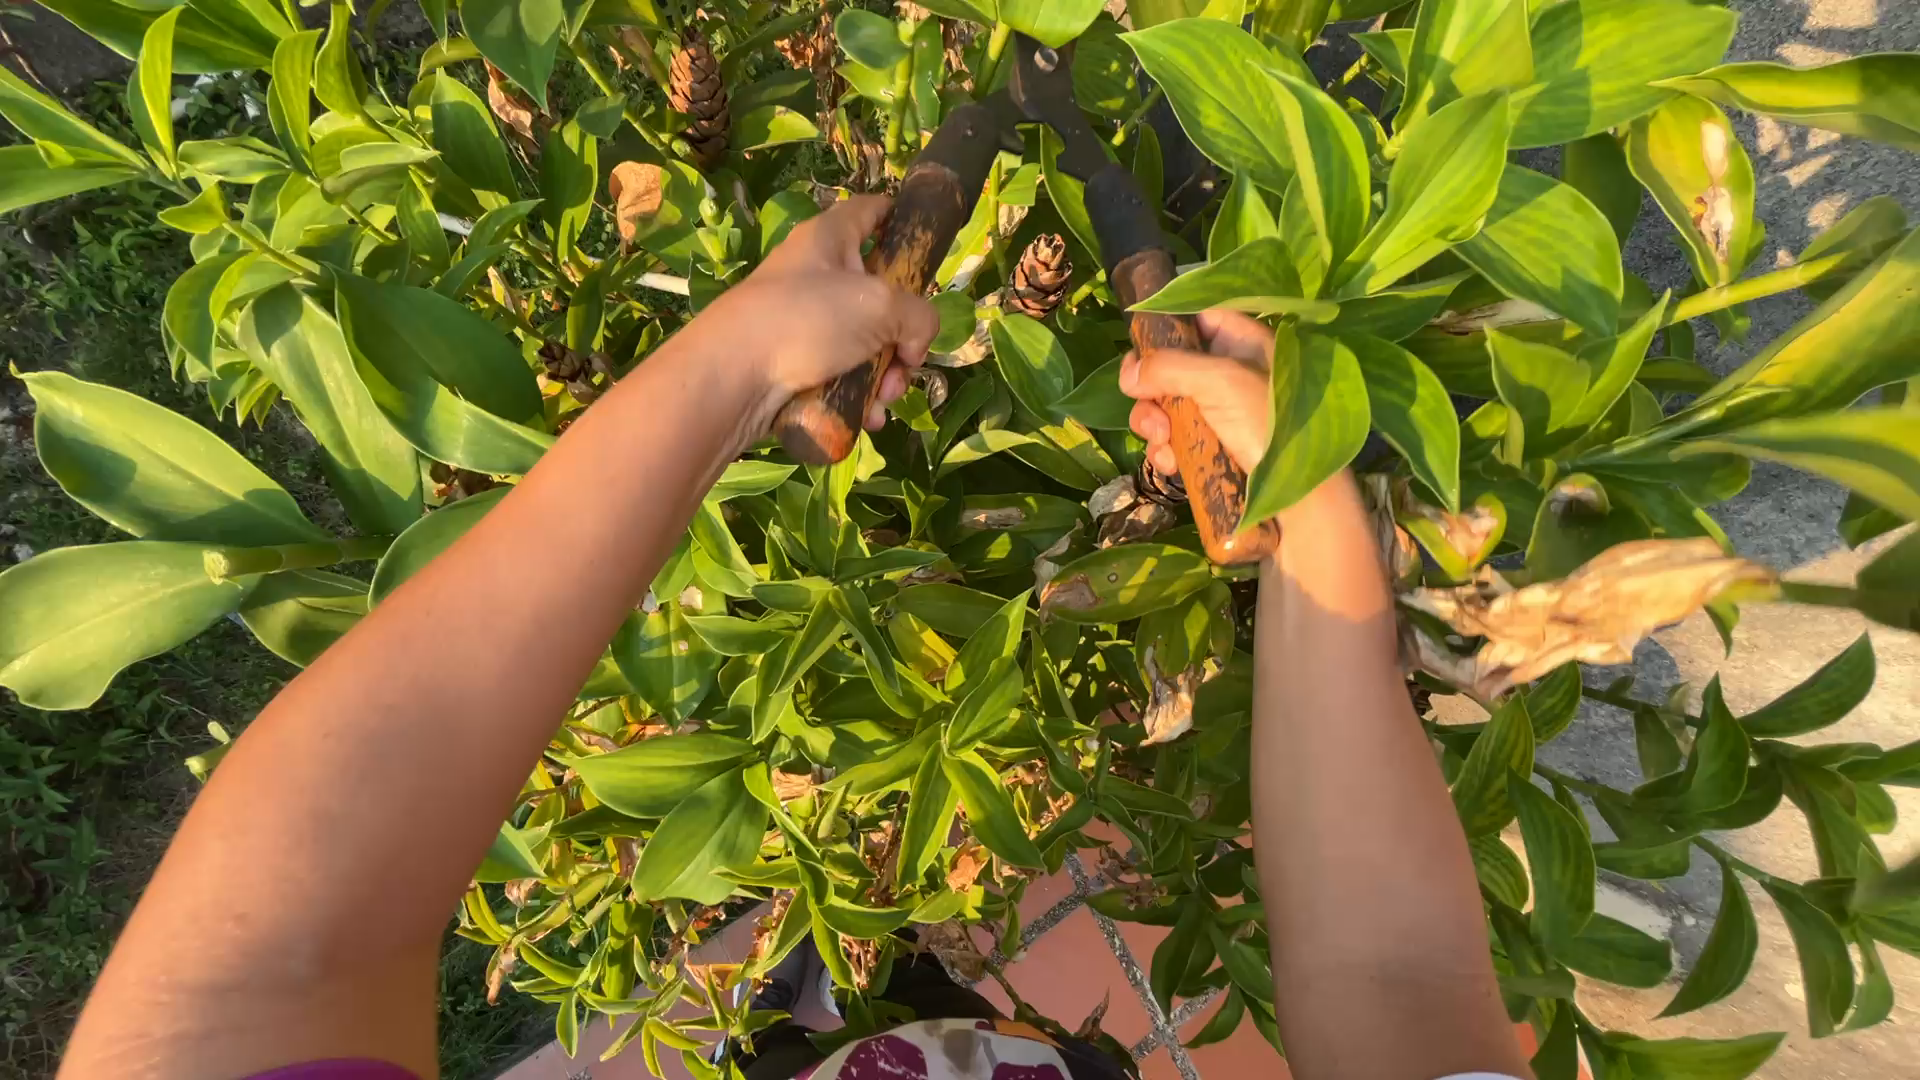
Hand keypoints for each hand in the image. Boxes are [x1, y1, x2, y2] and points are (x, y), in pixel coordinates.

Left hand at [696, 195, 939, 431]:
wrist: (735, 377)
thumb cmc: (806, 320)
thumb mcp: (879, 305)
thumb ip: (918, 316)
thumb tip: (914, 346)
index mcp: (830, 239)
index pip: (871, 211)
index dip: (900, 219)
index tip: (923, 241)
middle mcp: (817, 277)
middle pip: (880, 297)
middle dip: (903, 337)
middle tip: (907, 361)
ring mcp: (805, 323)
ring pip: (866, 346)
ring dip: (885, 377)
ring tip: (883, 398)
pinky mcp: (797, 365)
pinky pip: (843, 377)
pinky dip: (860, 398)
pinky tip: (867, 416)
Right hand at [1119, 309, 1275, 475]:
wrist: (1295, 497)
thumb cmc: (1268, 426)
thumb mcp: (1221, 383)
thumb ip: (1170, 368)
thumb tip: (1128, 374)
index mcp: (1242, 344)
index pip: (1196, 320)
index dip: (1164, 334)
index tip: (1138, 356)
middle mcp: (1228, 373)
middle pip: (1169, 367)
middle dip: (1151, 393)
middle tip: (1154, 416)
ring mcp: (1218, 411)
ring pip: (1165, 406)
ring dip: (1154, 426)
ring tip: (1164, 444)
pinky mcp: (1210, 445)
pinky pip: (1172, 438)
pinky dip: (1164, 450)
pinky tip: (1171, 464)